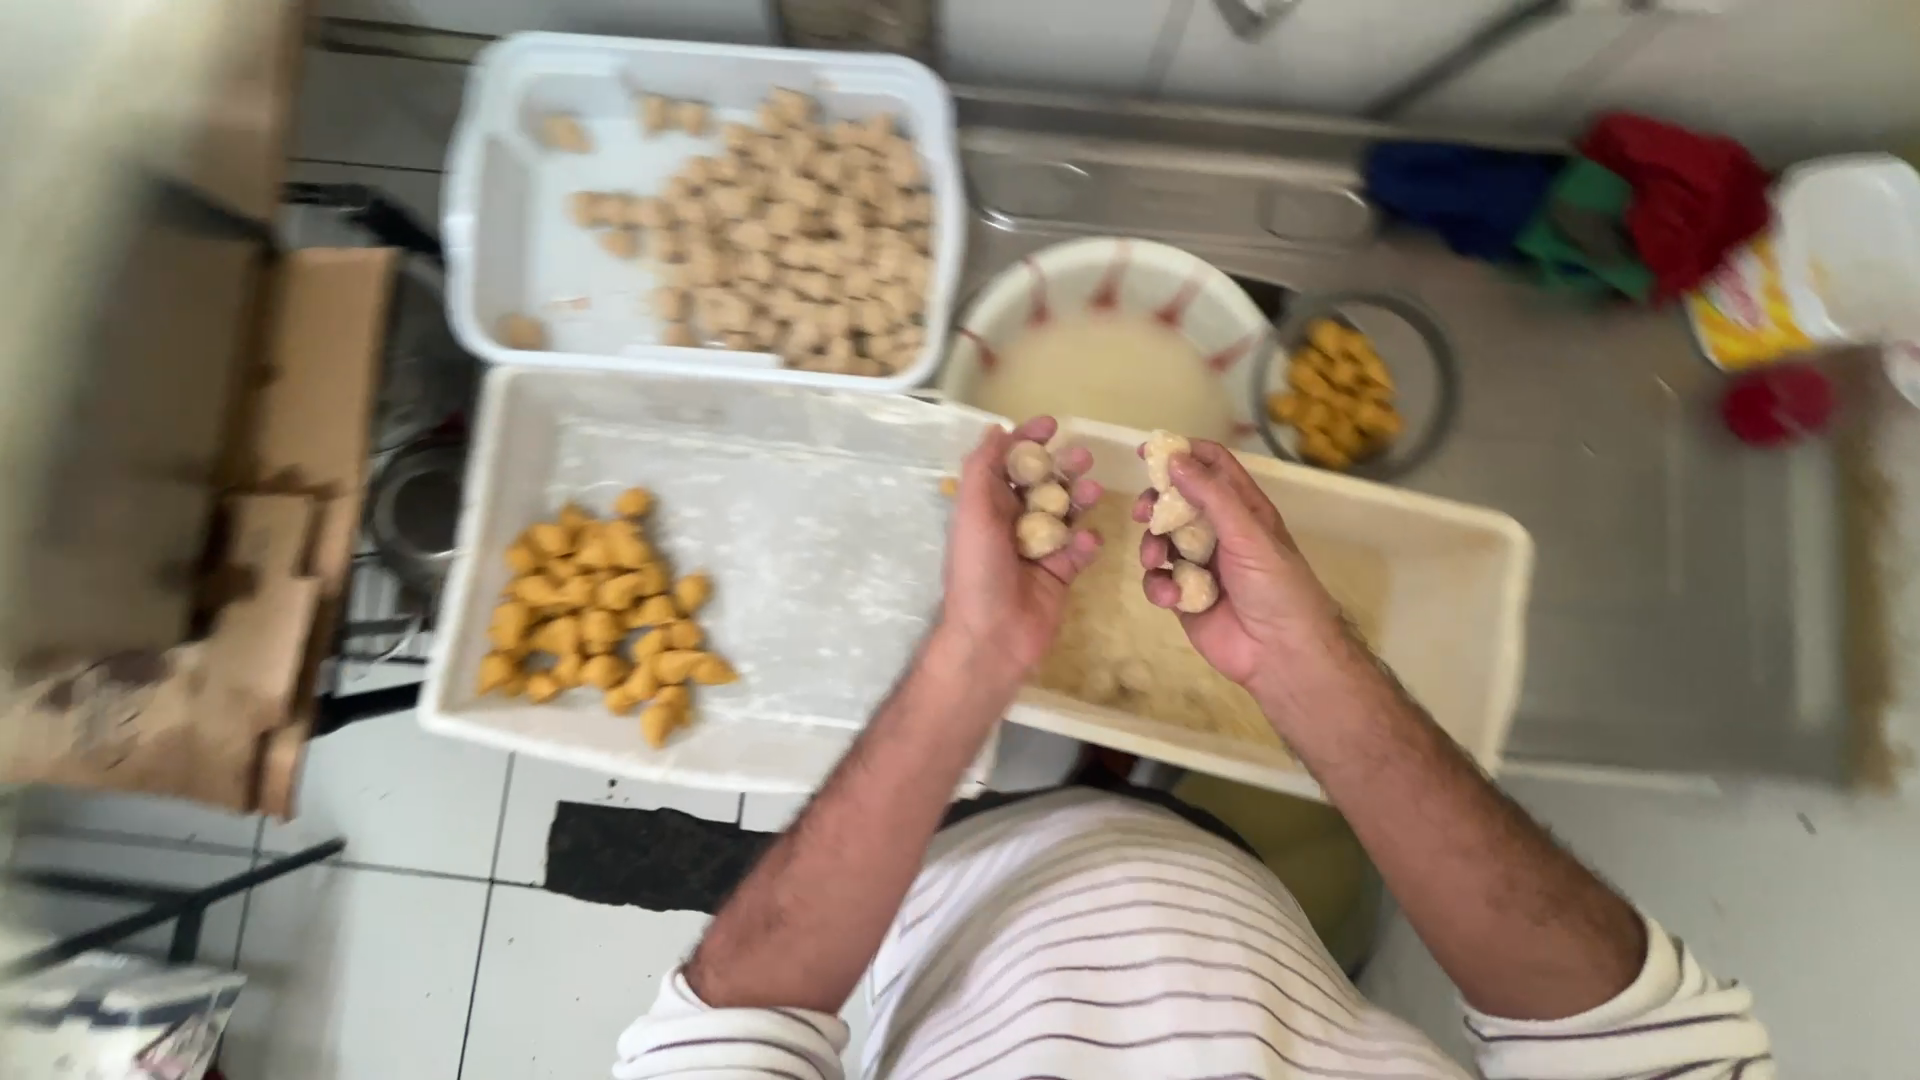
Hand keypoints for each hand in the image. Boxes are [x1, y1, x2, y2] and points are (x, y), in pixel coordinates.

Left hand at [939, 416, 1102, 680]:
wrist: (992, 636)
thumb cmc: (977, 571)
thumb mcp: (972, 512)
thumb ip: (983, 468)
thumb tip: (997, 429)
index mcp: (987, 507)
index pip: (1009, 463)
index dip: (1028, 440)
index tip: (1052, 425)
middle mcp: (1013, 523)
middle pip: (1043, 484)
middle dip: (1063, 467)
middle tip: (1082, 457)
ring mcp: (1039, 549)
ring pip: (1066, 513)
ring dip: (1079, 498)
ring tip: (1092, 491)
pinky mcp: (1061, 574)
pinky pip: (1080, 550)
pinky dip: (1085, 543)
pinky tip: (1084, 544)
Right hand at [1133, 440, 1350, 703]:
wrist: (1279, 652)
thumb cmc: (1274, 586)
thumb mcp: (1247, 533)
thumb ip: (1211, 495)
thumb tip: (1175, 459)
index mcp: (1242, 509)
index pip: (1212, 467)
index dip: (1182, 454)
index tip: (1148, 451)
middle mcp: (1219, 531)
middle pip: (1177, 502)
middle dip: (1156, 504)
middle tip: (1142, 512)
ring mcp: (1200, 564)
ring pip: (1161, 541)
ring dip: (1152, 547)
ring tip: (1156, 561)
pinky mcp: (1184, 595)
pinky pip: (1159, 580)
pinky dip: (1159, 585)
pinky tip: (1171, 597)